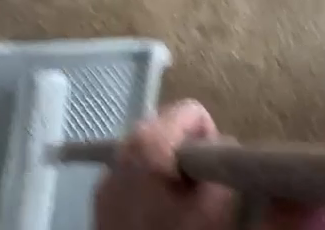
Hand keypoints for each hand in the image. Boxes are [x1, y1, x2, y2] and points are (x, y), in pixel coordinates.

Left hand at [93, 100, 236, 229]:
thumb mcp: (219, 200)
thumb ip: (226, 160)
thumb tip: (224, 145)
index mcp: (149, 143)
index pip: (190, 111)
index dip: (208, 136)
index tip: (210, 169)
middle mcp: (120, 153)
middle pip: (164, 127)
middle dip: (185, 149)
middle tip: (197, 185)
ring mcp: (105, 180)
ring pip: (146, 151)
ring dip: (167, 165)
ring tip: (179, 202)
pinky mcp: (98, 205)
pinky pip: (130, 176)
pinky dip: (147, 183)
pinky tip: (157, 213)